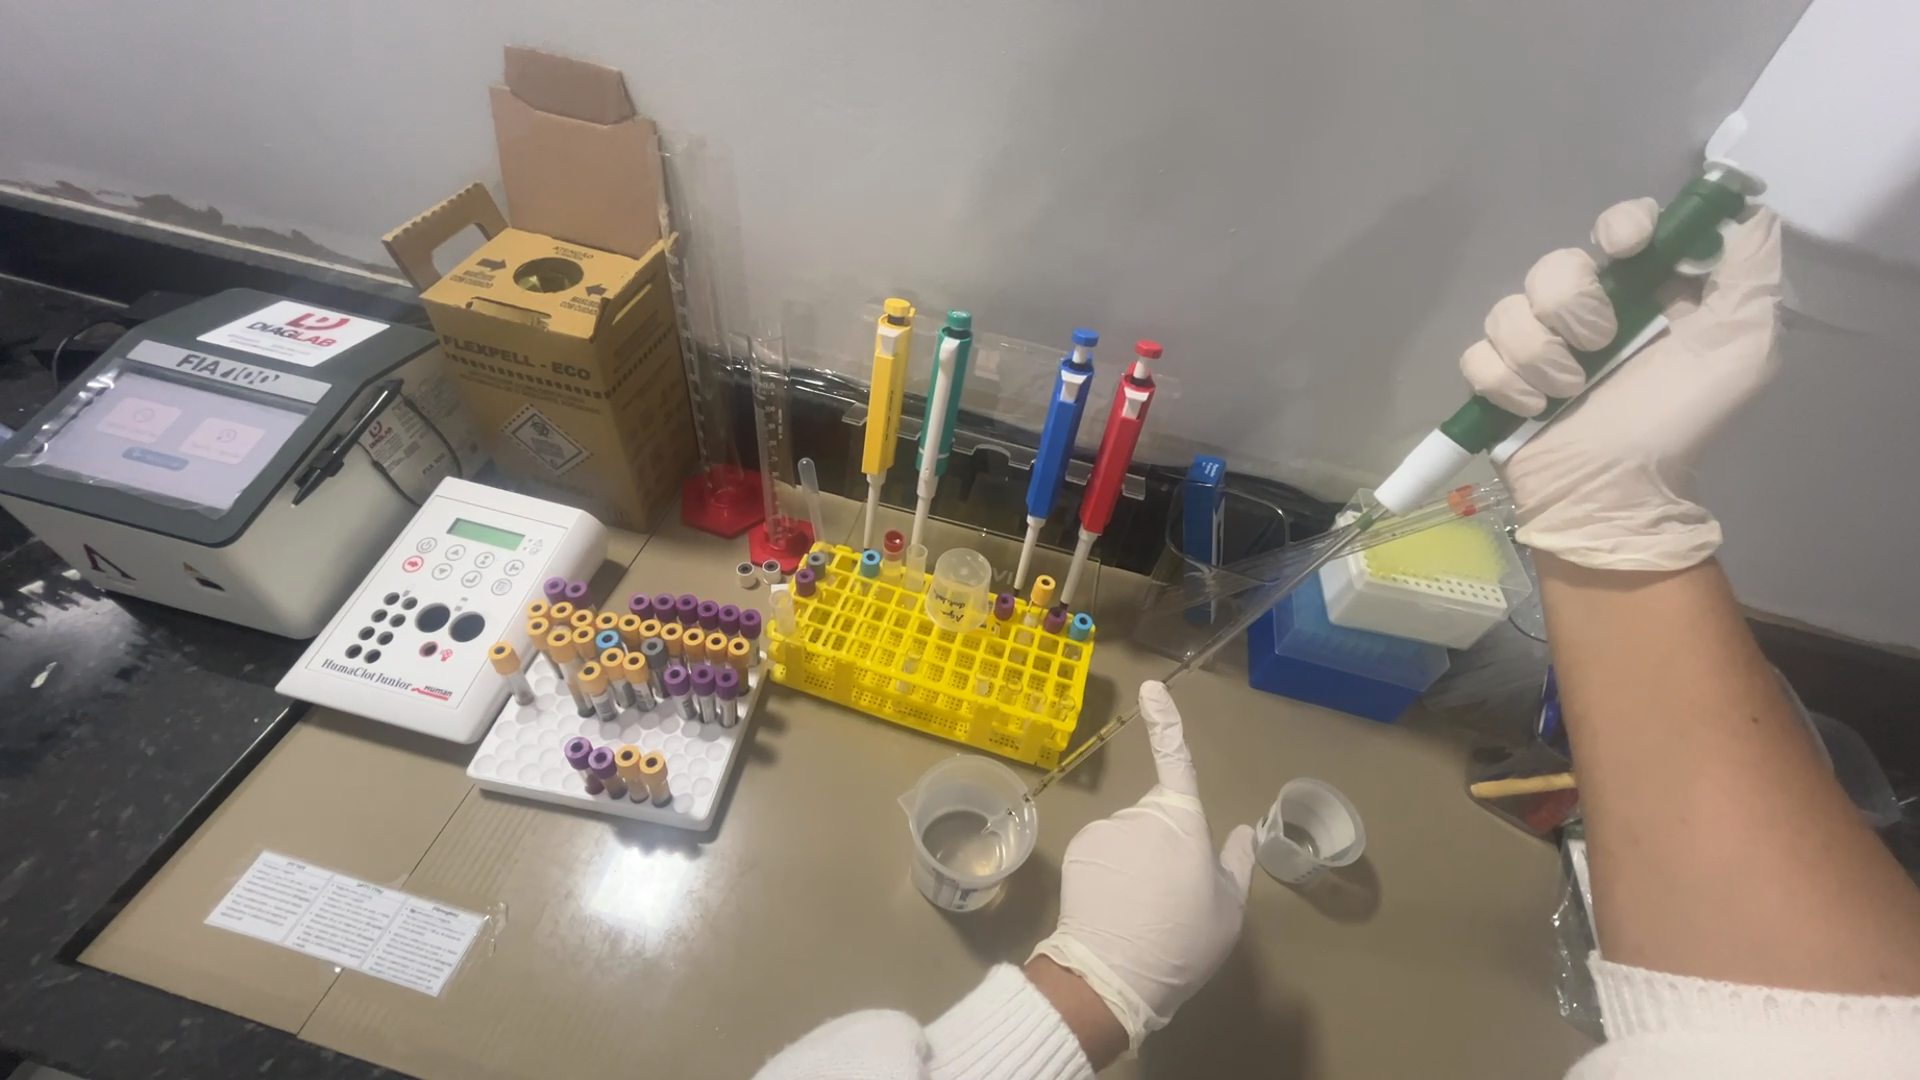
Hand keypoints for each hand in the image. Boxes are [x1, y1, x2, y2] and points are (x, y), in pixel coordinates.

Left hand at [1029, 681, 1257, 1054]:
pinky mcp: (1078, 845)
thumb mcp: (1228, 910)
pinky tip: (1112, 904)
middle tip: (1167, 896)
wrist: (1114, 973)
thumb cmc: (1183, 942)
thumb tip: (1242, 829)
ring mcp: (1105, 827)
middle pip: (1156, 819)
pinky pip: (1100, 850)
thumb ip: (1235, 862)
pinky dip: (1106, 870)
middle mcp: (1141, 813)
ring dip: (1133, 861)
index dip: (1165, 721)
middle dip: (1161, 845)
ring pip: (1126, 836)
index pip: (1176, 759)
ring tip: (1140, 907)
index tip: (1150, 687)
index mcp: (1184, 822)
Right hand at [1458, 198, 1782, 570]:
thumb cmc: (1676, 423)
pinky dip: (1504, 384)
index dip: (1619, 226)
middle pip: (1552, 265)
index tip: (1627, 252)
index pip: (1623, 224)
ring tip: (1565, 393)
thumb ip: (1746, 276)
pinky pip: (1476, 356)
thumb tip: (1738, 212)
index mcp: (1645, 291)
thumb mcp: (1740, 348)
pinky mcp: (1493, 377)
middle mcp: (1586, 308)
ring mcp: (1533, 343)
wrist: (1610, 489)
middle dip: (1570, 306)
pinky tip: (1531, 408)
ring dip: (1537, 355)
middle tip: (1598, 348)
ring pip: (1506, 311)